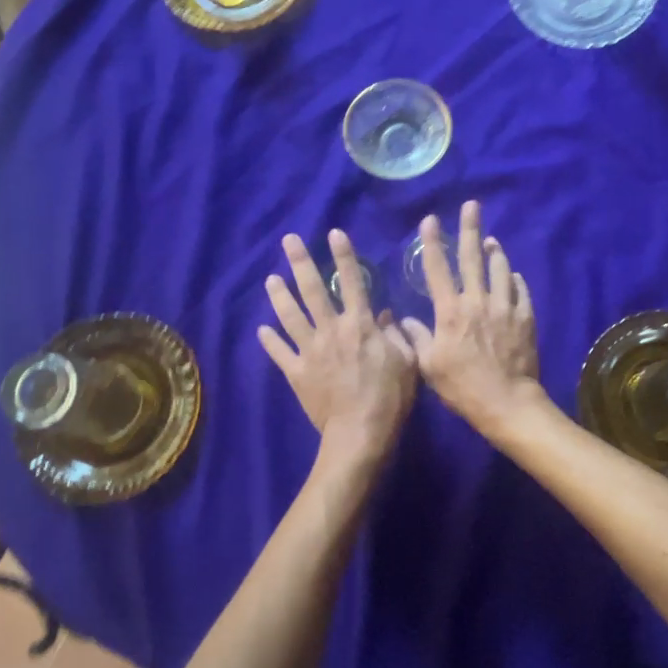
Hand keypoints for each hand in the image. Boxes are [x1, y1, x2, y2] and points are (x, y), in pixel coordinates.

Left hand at [258, 230, 417, 463]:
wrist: (360, 433)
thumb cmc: (390, 397)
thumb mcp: (407, 362)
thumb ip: (396, 335)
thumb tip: (385, 315)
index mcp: (360, 325)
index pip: (352, 281)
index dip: (343, 255)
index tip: (334, 233)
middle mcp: (331, 330)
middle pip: (312, 291)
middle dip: (300, 263)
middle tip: (288, 241)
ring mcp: (310, 351)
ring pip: (290, 316)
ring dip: (279, 296)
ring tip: (271, 278)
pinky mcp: (297, 373)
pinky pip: (279, 353)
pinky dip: (270, 340)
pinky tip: (261, 329)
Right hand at [399, 201, 545, 433]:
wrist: (506, 402)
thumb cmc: (462, 387)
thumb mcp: (429, 366)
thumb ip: (417, 338)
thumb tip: (404, 320)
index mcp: (450, 311)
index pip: (437, 268)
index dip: (432, 242)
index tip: (430, 220)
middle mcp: (477, 301)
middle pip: (472, 258)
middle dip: (470, 229)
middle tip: (472, 206)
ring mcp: (504, 307)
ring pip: (499, 269)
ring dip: (494, 252)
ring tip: (491, 240)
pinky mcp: (524, 317)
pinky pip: (519, 290)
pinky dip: (513, 279)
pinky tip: (511, 275)